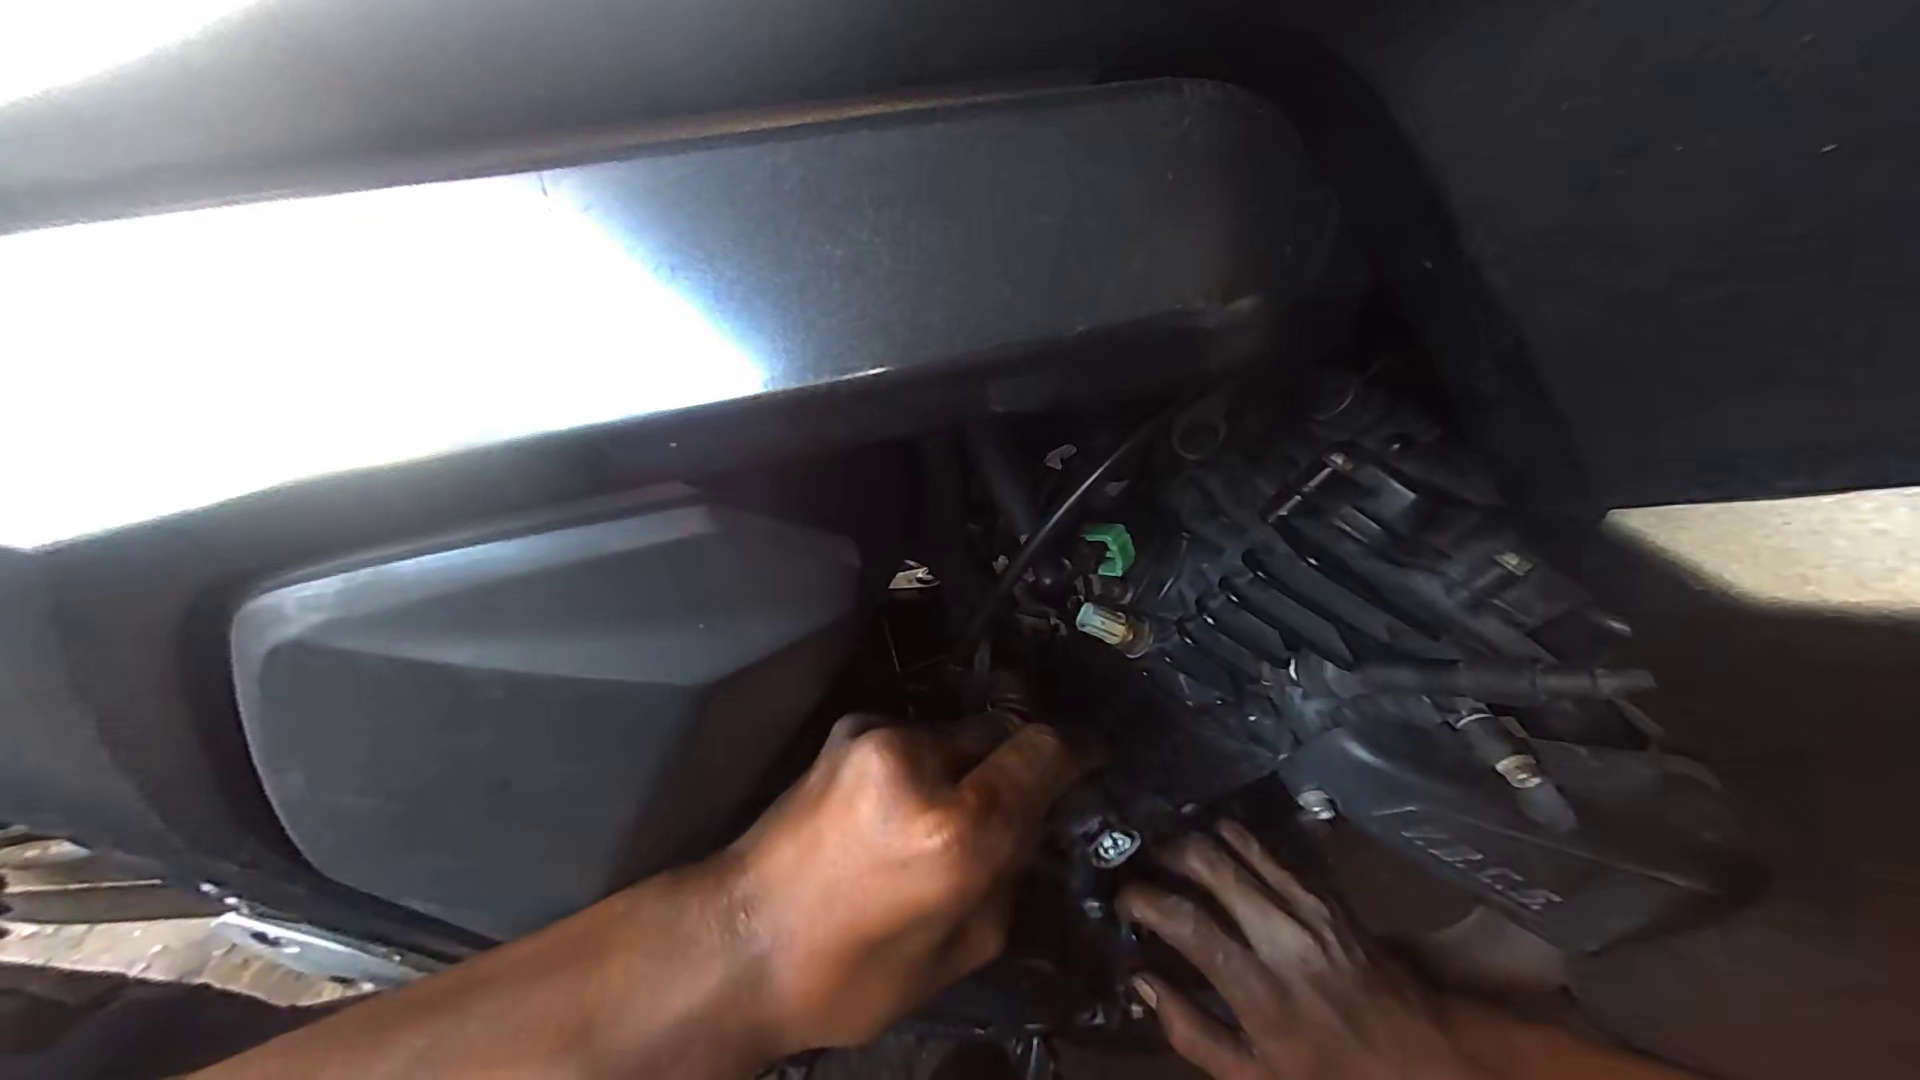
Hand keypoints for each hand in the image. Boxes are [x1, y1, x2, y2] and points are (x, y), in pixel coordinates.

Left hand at [724, 714, 1082, 1054]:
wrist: (740, 938)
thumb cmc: (849, 974)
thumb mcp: (959, 950)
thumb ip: (1012, 875)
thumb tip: (1035, 825)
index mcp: (953, 830)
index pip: (1041, 754)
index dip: (1077, 752)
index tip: (1092, 756)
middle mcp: (917, 762)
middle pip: (1001, 735)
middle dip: (1014, 767)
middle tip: (1008, 808)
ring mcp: (877, 735)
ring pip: (957, 735)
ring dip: (965, 768)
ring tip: (939, 816)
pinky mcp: (849, 728)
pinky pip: (915, 738)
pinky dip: (924, 765)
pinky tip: (898, 807)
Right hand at [1120, 821, 1482, 1079]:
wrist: (1432, 1066)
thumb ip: (1191, 1031)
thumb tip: (1141, 980)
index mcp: (1259, 989)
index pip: (1186, 921)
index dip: (1143, 899)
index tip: (1124, 899)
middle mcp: (1280, 934)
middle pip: (1207, 862)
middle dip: (1164, 853)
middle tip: (1144, 863)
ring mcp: (1307, 907)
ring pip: (1235, 843)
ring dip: (1195, 839)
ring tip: (1172, 850)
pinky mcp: (1325, 894)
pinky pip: (1268, 850)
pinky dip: (1232, 839)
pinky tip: (1216, 846)